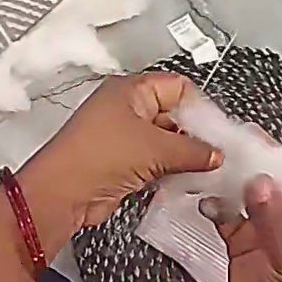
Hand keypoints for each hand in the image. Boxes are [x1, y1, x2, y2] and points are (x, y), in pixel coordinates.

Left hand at [22, 73, 222, 228]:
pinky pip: (155, 161)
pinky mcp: (122, 162)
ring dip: (182, 156)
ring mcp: (124, 136)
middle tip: (215, 153)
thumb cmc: (97, 157)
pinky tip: (185, 180)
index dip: (200, 107)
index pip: (178, 87)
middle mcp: (127, 109)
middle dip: (194, 135)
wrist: (63, 194)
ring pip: (165, 141)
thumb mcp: (156, 148)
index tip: (219, 130)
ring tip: (204, 169)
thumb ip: (193, 150)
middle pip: (173, 115)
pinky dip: (169, 170)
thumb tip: (215, 154)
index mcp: (131, 90)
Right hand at [210, 108, 281, 281]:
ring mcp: (266, 224)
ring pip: (249, 187)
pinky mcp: (242, 239)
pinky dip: (215, 202)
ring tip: (214, 157)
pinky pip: (226, 212)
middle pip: (279, 170)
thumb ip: (278, 218)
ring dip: (233, 173)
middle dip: (262, 150)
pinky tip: (203, 197)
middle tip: (239, 133)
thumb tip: (257, 180)